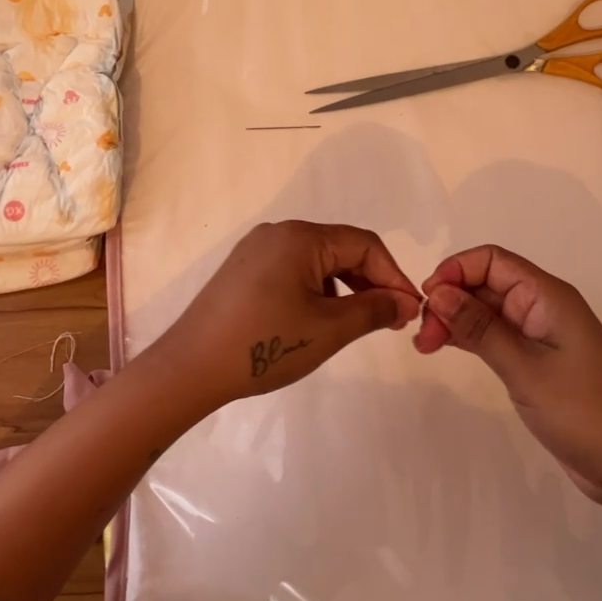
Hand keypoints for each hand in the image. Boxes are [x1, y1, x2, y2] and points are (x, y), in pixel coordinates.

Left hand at [151, 221, 422, 409]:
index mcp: (300, 237)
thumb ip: (373, 309)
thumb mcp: (328, 329)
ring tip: (356, 325)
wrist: (191, 367)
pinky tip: (316, 321)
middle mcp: (278, 233)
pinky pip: (292, 270)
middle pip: (340, 248)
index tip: (410, 311)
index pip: (364, 244)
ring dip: (344, 288)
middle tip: (390, 321)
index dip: (393, 276)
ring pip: (316, 261)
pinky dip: (315, 291)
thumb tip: (404, 301)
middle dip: (370, 282)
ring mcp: (256, 250)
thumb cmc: (265, 344)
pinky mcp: (243, 270)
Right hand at [413, 245, 601, 512]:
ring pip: (486, 311)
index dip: (455, 270)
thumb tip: (437, 291)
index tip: (427, 298)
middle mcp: (542, 308)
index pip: (493, 260)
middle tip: (423, 335)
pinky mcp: (536, 363)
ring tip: (425, 345)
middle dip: (450, 299)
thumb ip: (479, 328)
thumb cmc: (586, 413)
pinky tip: (445, 349)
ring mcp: (540, 336)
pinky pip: (494, 336)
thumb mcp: (526, 369)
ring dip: (455, 321)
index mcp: (548, 296)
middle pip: (486, 284)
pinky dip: (469, 339)